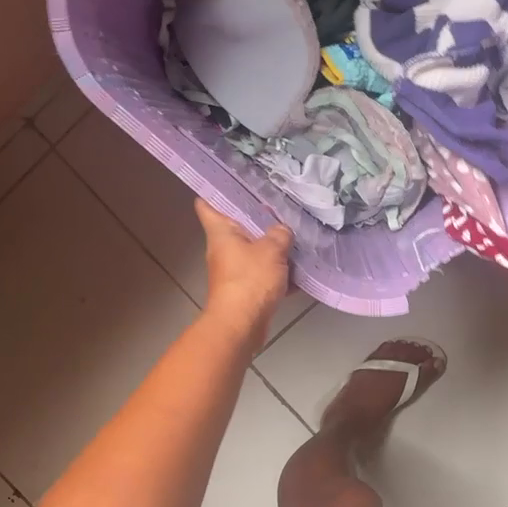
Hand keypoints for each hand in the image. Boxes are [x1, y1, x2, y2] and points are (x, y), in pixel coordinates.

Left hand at [195, 199, 292, 328]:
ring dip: (271, 248)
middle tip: (279, 206)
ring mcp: (233, 271)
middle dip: (257, 219)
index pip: (207, 204)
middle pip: (237, 227)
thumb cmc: (250, 280)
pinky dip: (279, 273)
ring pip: (254, 252)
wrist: (242, 325)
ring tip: (295, 234)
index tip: (233, 181)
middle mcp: (223, 249)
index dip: (216, 191)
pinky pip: (264, 275)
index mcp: (220, 232)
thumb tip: (283, 231)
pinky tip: (300, 270)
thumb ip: (280, 234)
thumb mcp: (271, 249)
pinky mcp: (246, 290)